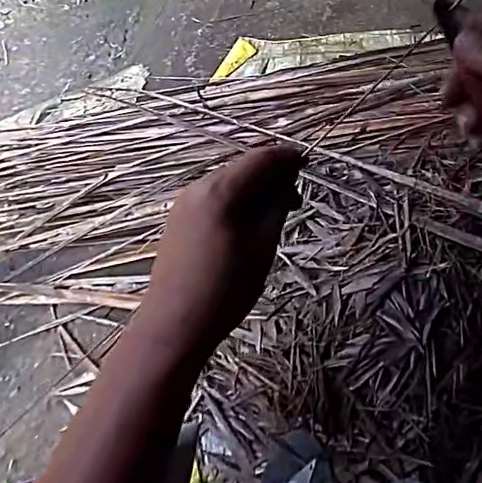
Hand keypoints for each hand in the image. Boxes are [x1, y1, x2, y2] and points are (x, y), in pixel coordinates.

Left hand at [130, 146, 302, 360]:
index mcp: (220, 190)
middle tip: (295, 193)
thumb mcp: (263, 244)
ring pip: (229, 179)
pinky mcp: (180, 217)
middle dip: (271, 172)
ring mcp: (185, 202)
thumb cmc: (226, 289)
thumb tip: (287, 179)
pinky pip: (215, 195)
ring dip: (255, 185)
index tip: (307, 162)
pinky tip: (250, 219)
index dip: (286, 156)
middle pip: (243, 165)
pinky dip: (237, 197)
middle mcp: (198, 187)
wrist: (174, 326)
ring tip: (276, 209)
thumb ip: (277, 203)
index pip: (261, 158)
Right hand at [441, 11, 481, 190]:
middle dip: (459, 79)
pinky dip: (471, 127)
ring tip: (470, 124)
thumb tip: (461, 37)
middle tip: (450, 95)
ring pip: (469, 92)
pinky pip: (474, 117)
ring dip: (463, 107)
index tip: (448, 47)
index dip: (467, 31)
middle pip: (471, 62)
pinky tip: (477, 138)